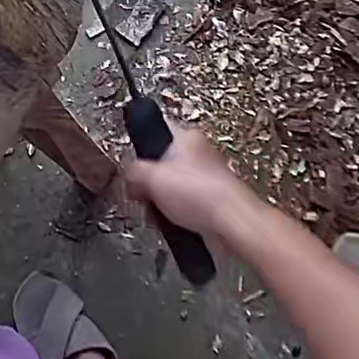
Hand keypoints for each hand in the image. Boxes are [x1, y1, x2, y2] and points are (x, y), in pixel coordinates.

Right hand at [124, 123, 263, 245]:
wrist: (231, 223)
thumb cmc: (203, 194)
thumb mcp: (152, 177)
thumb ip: (133, 172)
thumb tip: (127, 175)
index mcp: (188, 137)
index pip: (156, 133)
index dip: (140, 152)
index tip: (133, 168)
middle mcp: (199, 154)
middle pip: (160, 166)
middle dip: (150, 186)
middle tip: (147, 196)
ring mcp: (205, 178)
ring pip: (170, 189)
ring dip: (161, 205)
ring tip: (161, 215)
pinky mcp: (209, 201)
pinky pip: (183, 206)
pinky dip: (175, 217)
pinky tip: (174, 225)